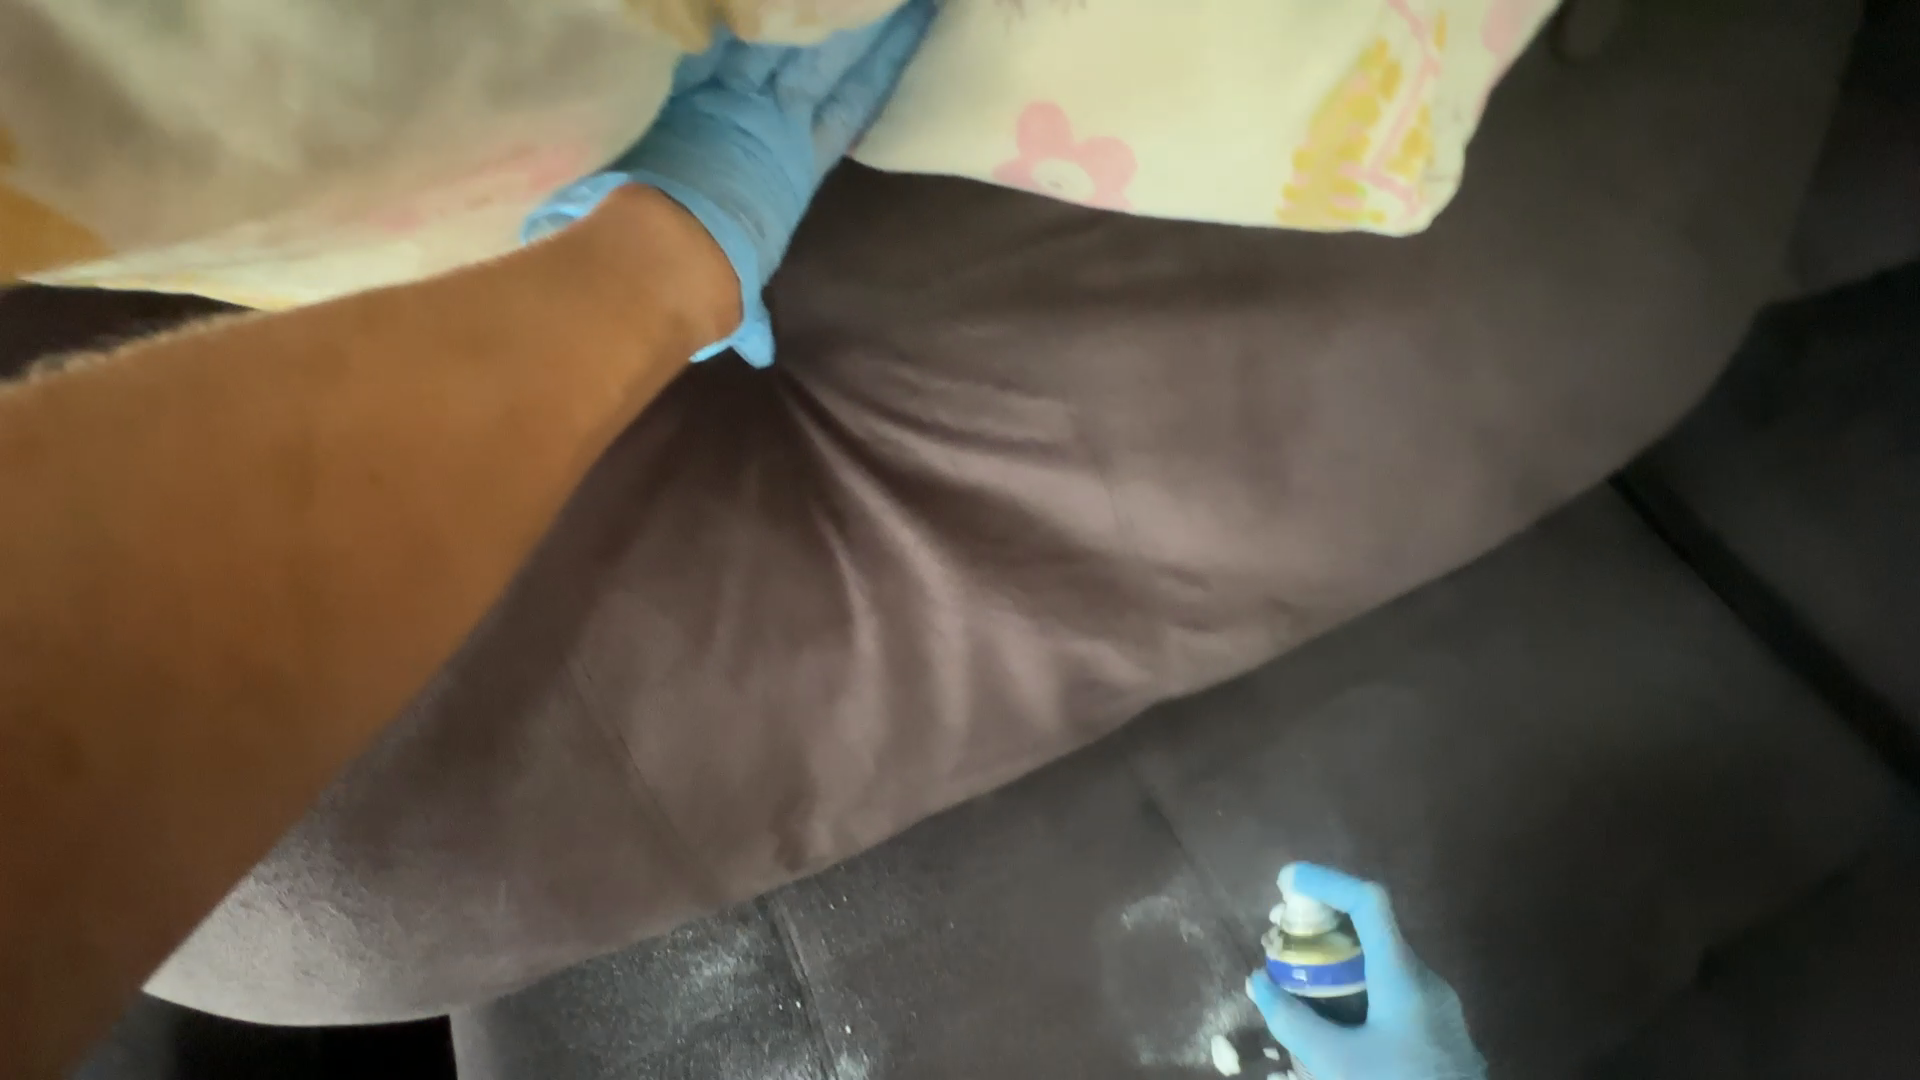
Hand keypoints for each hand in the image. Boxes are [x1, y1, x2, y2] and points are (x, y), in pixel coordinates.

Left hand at [525, 0, 935, 366]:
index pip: (848, 113)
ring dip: (813, 9)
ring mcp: (738, 104)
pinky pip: (721, 37)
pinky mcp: (696, 89)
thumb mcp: (739, 305)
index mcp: (795, 173)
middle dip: (860, 22)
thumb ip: (751, 321)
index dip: (875, 75)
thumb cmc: (712, 287)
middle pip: (827, 61)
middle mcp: (777, 130)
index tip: (901, 35)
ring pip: (784, 36)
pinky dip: (739, 16)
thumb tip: (759, 355)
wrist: (668, 266)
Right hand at [1247, 863, 1487, 1079]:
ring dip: (1335, 951)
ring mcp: (1437, 1007)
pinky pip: (1389, 985)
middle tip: (1280, 932)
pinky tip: (1331, 1010)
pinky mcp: (1438, 1032)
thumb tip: (1257, 981)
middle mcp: (1425, 980)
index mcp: (1403, 976)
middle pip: (1370, 926)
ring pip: (1379, 957)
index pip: (1367, 900)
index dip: (1324, 880)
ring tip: (1297, 971)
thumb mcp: (1336, 1065)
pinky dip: (1353, 978)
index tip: (1284, 883)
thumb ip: (1292, 1020)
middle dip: (1320, 919)